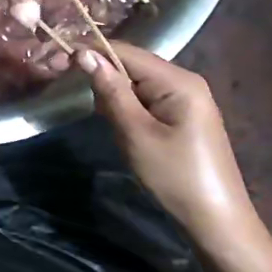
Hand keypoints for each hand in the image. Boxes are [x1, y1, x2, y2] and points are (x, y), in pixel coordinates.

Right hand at [75, 41, 259, 242]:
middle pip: (131, 64)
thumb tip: (84, 54)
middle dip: (101, 75)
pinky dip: (126, 106)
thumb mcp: (135, 132)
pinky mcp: (182, 115)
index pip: (126, 52)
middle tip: (71, 92)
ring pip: (136, 82)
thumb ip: (111, 91)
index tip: (56, 62)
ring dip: (112, 94)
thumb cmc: (174, 175)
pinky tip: (118, 124)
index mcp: (178, 81)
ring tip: (101, 117)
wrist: (215, 219)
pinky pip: (145, 98)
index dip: (91, 52)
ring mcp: (186, 98)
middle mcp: (185, 81)